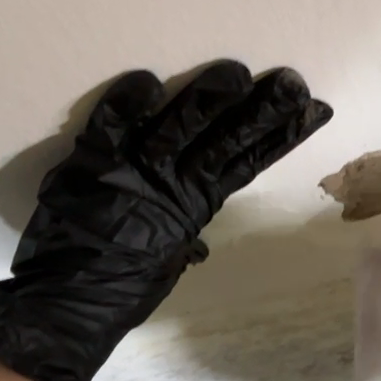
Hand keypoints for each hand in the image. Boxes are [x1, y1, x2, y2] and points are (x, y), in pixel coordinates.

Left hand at [0, 61, 331, 380]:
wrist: (70, 306)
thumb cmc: (126, 286)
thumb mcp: (171, 256)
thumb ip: (184, 231)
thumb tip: (196, 233)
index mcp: (196, 202)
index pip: (249, 161)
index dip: (280, 135)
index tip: (310, 109)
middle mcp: (175, 182)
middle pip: (226, 138)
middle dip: (261, 109)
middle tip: (291, 82)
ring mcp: (136, 172)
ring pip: (182, 125)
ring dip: (209, 97)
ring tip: (238, 73)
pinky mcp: (92, 168)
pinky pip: (110, 127)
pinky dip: (127, 105)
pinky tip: (148, 80)